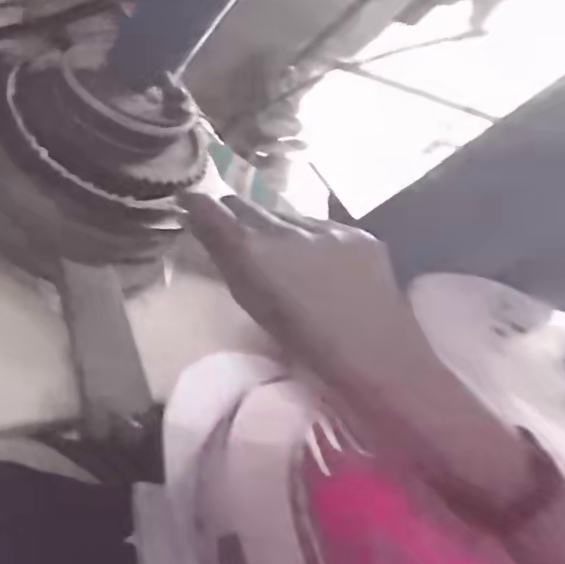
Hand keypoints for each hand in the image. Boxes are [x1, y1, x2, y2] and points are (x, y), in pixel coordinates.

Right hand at [180, 193, 407, 375]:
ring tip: (280, 250)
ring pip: (283, 214)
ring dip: (274, 225)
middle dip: (234, 214)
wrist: (379, 362)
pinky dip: (310, 236)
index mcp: (251, 248)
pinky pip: (320, 224)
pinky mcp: (358, 233)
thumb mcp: (246, 297)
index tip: (186, 201)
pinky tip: (317, 260)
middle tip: (232, 229)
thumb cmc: (300, 339)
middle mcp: (285, 229)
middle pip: (246, 204)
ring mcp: (326, 229)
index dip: (194, 201)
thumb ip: (220, 254)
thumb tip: (194, 219)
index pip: (210, 207)